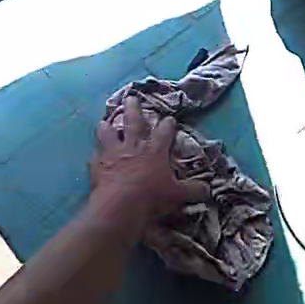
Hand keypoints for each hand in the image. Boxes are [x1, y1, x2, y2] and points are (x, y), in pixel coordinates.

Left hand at [90, 97, 208, 234]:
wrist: (120, 206)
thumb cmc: (152, 197)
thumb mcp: (177, 195)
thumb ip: (193, 190)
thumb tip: (208, 190)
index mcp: (155, 150)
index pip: (164, 132)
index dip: (168, 124)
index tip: (169, 118)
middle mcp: (134, 146)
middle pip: (134, 122)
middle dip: (133, 108)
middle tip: (130, 97)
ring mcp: (114, 154)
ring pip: (109, 133)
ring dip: (107, 127)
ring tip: (104, 121)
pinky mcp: (98, 165)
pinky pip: (96, 156)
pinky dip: (96, 154)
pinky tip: (95, 154)